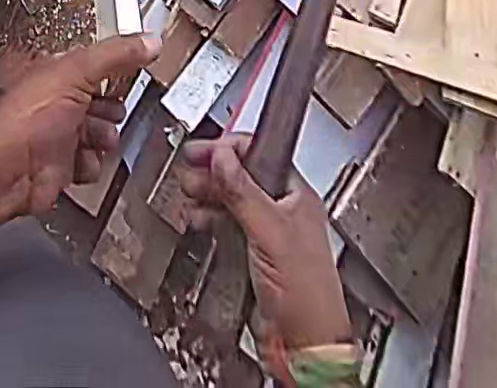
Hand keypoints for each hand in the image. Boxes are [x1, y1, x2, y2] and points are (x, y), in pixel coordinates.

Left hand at [0, 33, 159, 215]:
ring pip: (96, 135)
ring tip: (100, 136)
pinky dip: (91, 165)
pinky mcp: (59, 166)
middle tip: (116, 110)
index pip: (91, 65)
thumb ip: (115, 55)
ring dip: (103, 139)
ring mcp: (56, 134)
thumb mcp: (77, 72)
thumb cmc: (26, 116)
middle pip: (98, 103)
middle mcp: (54, 102)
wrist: (8, 168)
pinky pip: (89, 165)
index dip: (113, 69)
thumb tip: (147, 41)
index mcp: (54, 73)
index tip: (133, 72)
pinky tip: (83, 159)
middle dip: (112, 109)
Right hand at [178, 135, 350, 360]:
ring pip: (230, 197)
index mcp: (296, 195)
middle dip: (211, 170)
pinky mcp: (252, 250)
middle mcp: (281, 208)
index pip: (258, 153)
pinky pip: (224, 221)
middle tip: (189, 170)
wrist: (306, 348)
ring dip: (206, 192)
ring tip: (189, 191)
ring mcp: (266, 229)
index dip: (228, 148)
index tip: (201, 150)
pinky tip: (197, 218)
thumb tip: (221, 156)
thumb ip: (243, 192)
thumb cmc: (307, 295)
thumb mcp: (270, 233)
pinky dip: (208, 216)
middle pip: (239, 173)